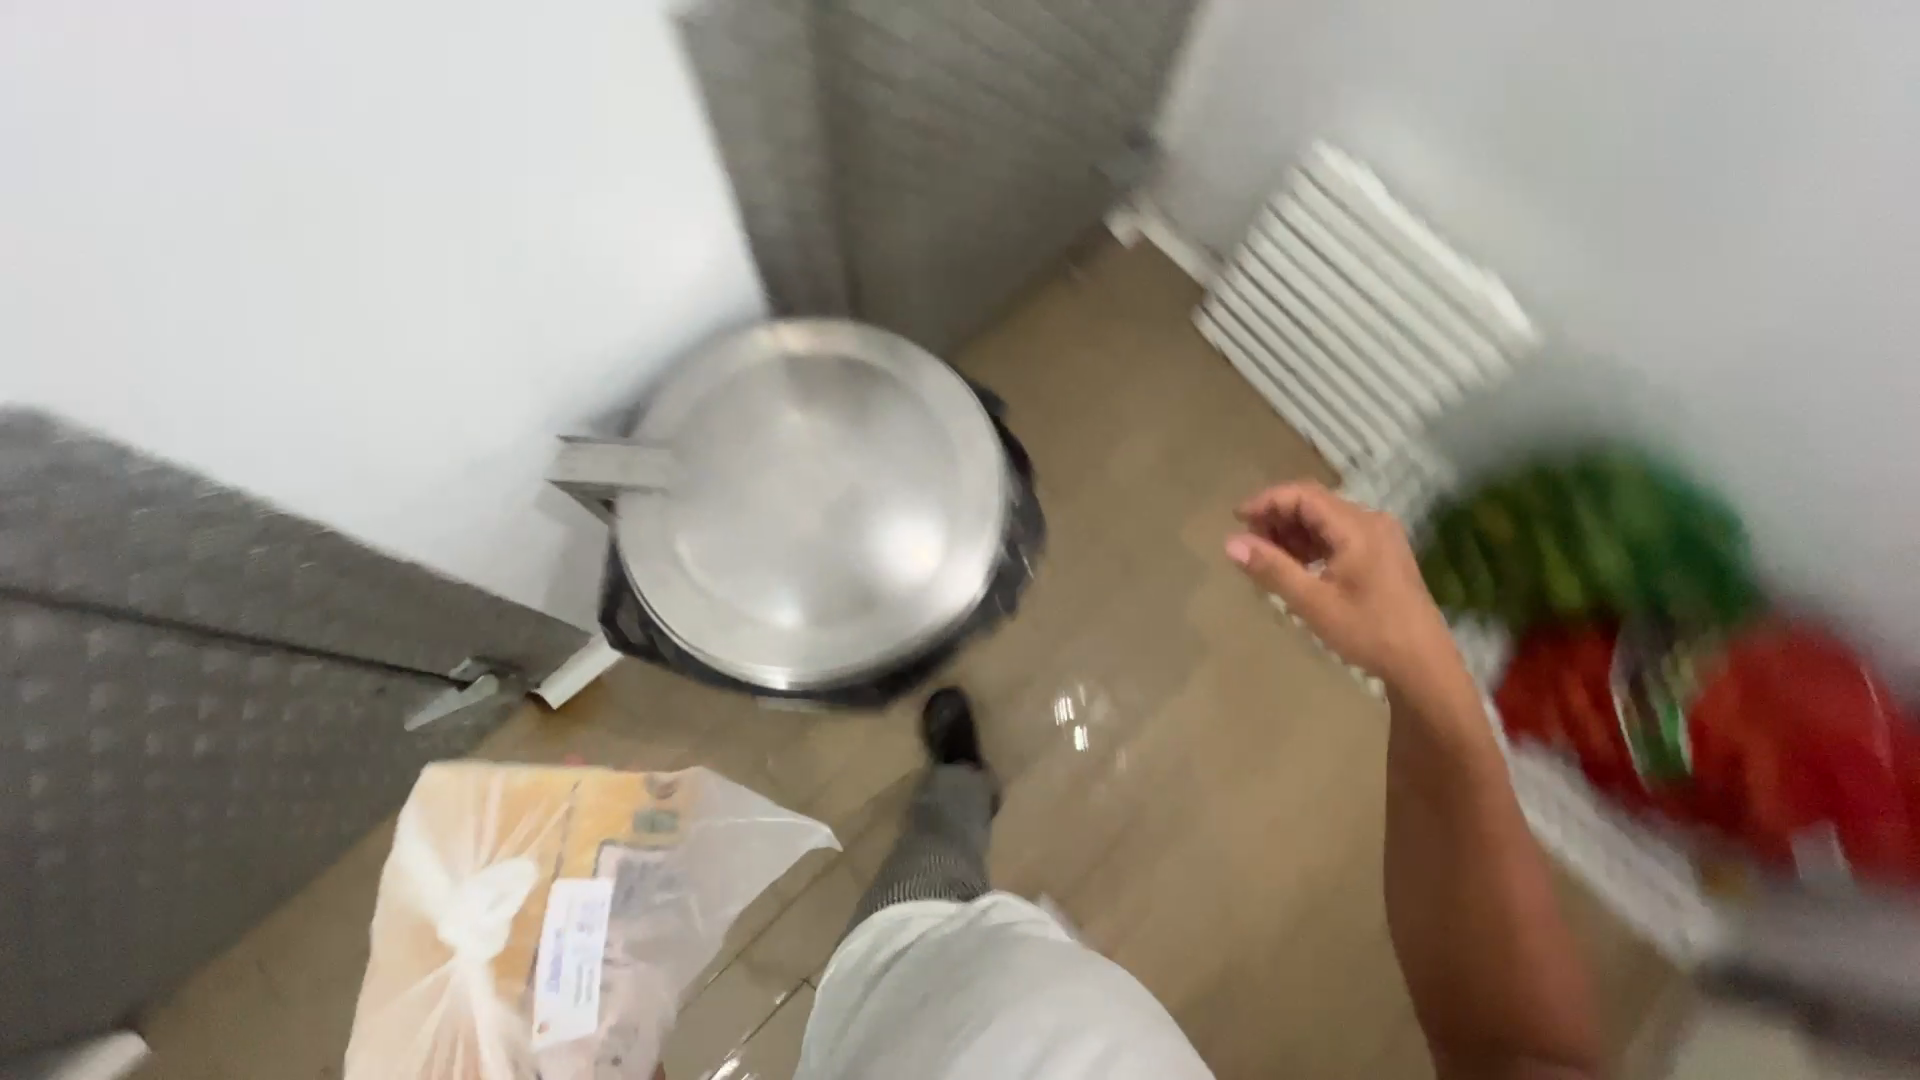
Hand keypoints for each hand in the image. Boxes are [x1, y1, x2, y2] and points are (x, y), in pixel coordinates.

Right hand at [1224, 481, 1457, 688]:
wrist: (1422, 664)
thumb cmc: (1367, 632)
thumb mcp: (1312, 602)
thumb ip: (1271, 568)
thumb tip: (1231, 543)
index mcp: (1357, 527)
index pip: (1303, 495)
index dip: (1266, 501)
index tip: (1236, 520)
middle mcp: (1371, 522)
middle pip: (1314, 503)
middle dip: (1277, 517)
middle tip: (1249, 543)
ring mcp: (1380, 536)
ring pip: (1324, 519)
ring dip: (1292, 531)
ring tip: (1267, 558)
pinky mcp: (1381, 553)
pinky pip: (1337, 535)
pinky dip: (1310, 544)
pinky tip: (1295, 566)